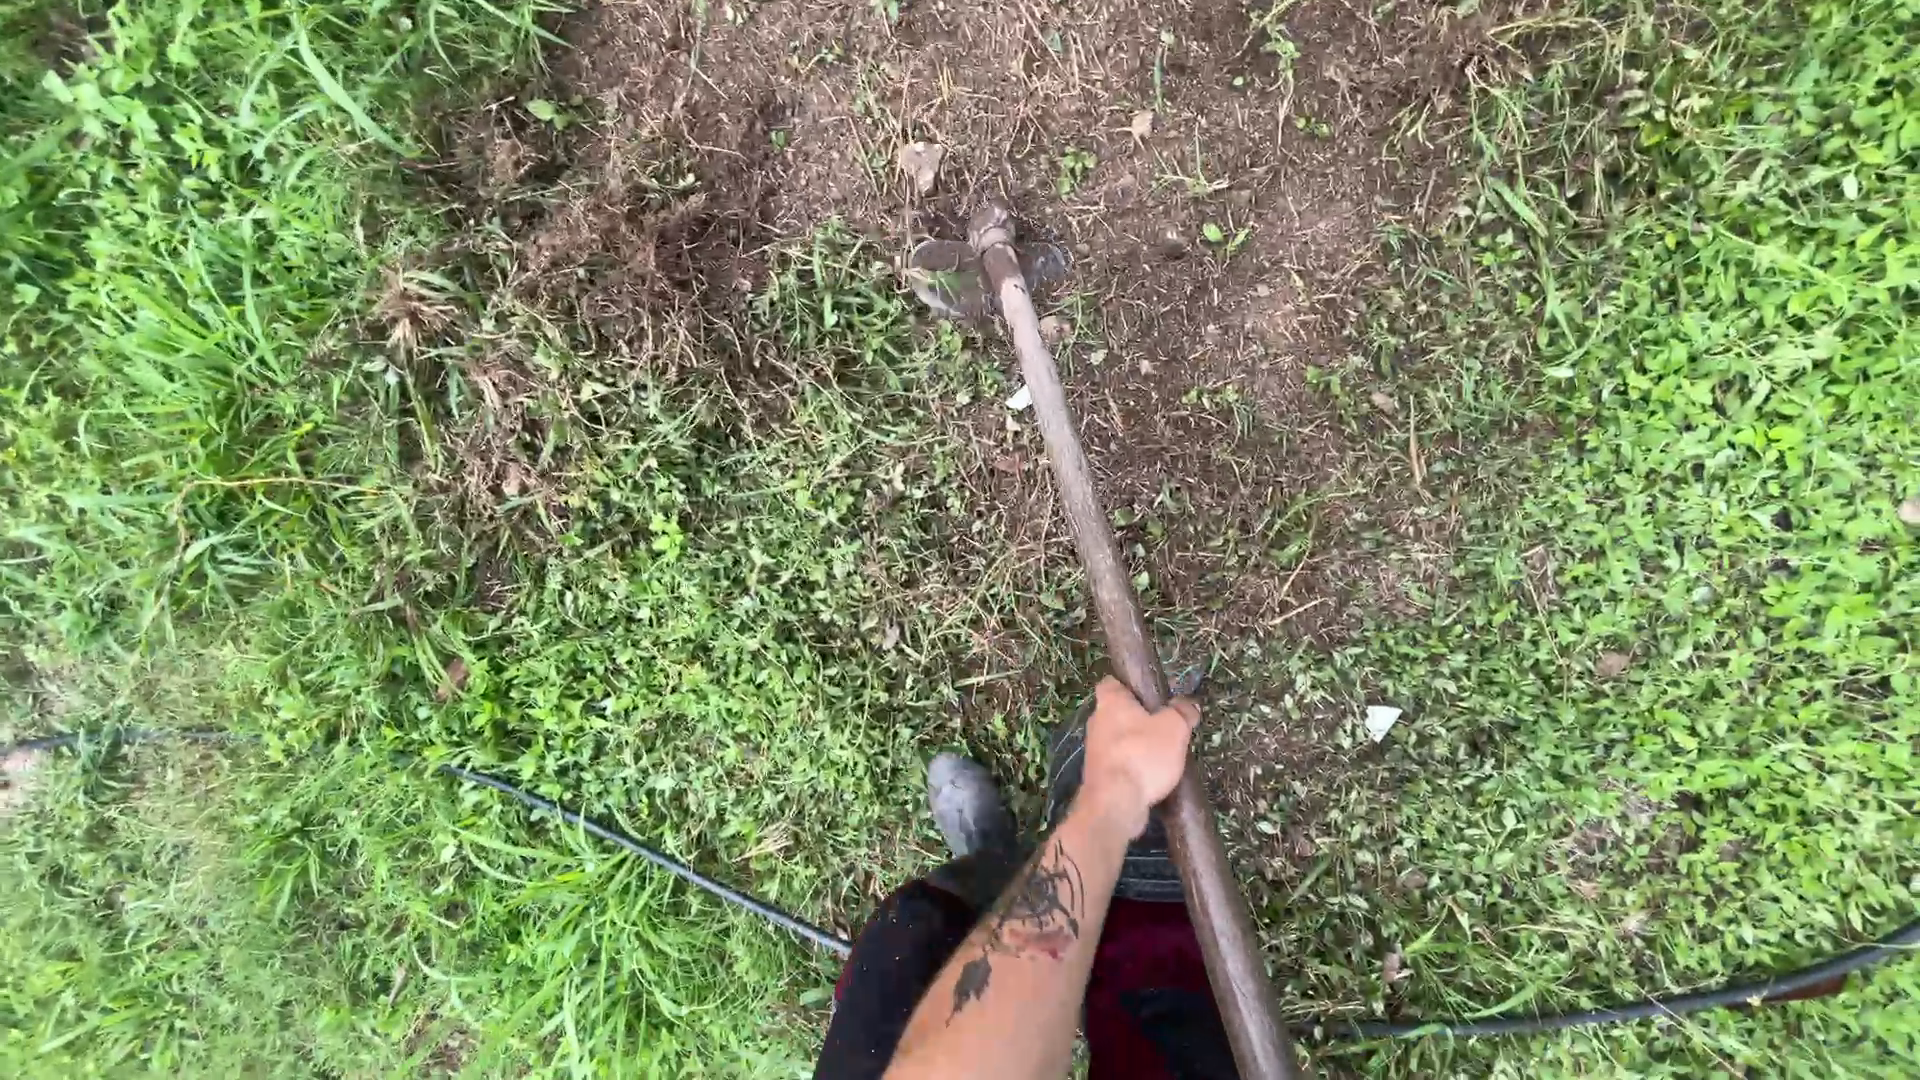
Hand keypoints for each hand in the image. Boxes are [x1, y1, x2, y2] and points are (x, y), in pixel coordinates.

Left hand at [1079, 676, 1200, 837]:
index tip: (1149, 696)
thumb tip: (1189, 703)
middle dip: (1138, 718)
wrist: (1115, 802)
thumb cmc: (1142, 754)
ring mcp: (1094, 749)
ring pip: (1118, 739)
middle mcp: (1096, 721)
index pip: (1111, 682)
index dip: (1129, 686)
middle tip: (1165, 727)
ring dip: (1137, 744)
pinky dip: (1133, 766)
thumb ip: (1182, 712)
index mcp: (1110, 701)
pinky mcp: (1098, 774)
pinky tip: (1151, 776)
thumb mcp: (1174, 728)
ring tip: (1163, 754)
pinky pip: (1119, 762)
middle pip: (1118, 712)